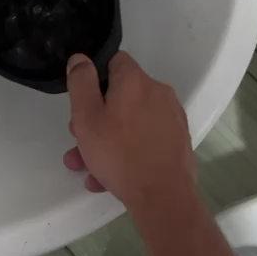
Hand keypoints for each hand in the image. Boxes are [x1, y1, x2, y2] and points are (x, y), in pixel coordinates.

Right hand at [64, 52, 196, 214]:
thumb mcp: (87, 117)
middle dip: (97, 117)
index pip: (114, 61)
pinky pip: (145, 139)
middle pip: (121, 96)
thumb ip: (81, 83)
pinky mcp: (177, 140)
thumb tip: (81, 58)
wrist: (163, 197)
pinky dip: (127, 152)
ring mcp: (171, 117)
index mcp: (136, 80)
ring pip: (131, 122)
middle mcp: (158, 92)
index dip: (94, 78)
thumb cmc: (119, 154)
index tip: (83, 102)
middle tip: (79, 140)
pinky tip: (108, 178)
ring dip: (107, 140)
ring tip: (88, 166)